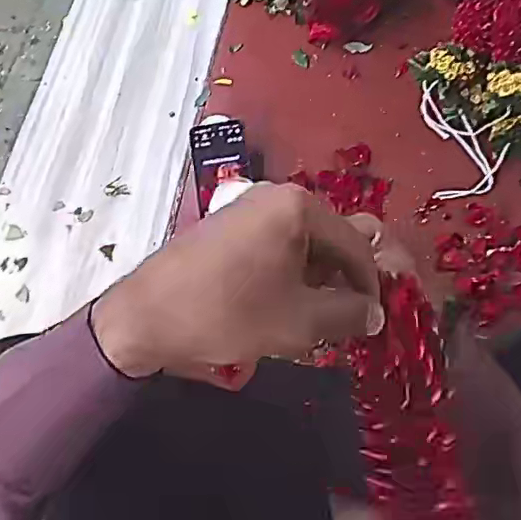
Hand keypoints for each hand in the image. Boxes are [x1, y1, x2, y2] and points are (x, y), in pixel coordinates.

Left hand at [89, 183, 384, 381]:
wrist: (144, 316)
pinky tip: (283, 309)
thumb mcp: (298, 320)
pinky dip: (290, 276)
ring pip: (305, 246)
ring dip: (317, 283)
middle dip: (343, 283)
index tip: (374, 322)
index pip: (356, 244)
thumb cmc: (228, 312)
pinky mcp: (232, 226)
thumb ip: (349, 314)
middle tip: (345, 323)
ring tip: (313, 323)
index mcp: (299, 206)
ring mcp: (251, 208)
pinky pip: (278, 247)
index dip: (372, 286)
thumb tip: (375, 312)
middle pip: (332, 240)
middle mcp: (278, 196)